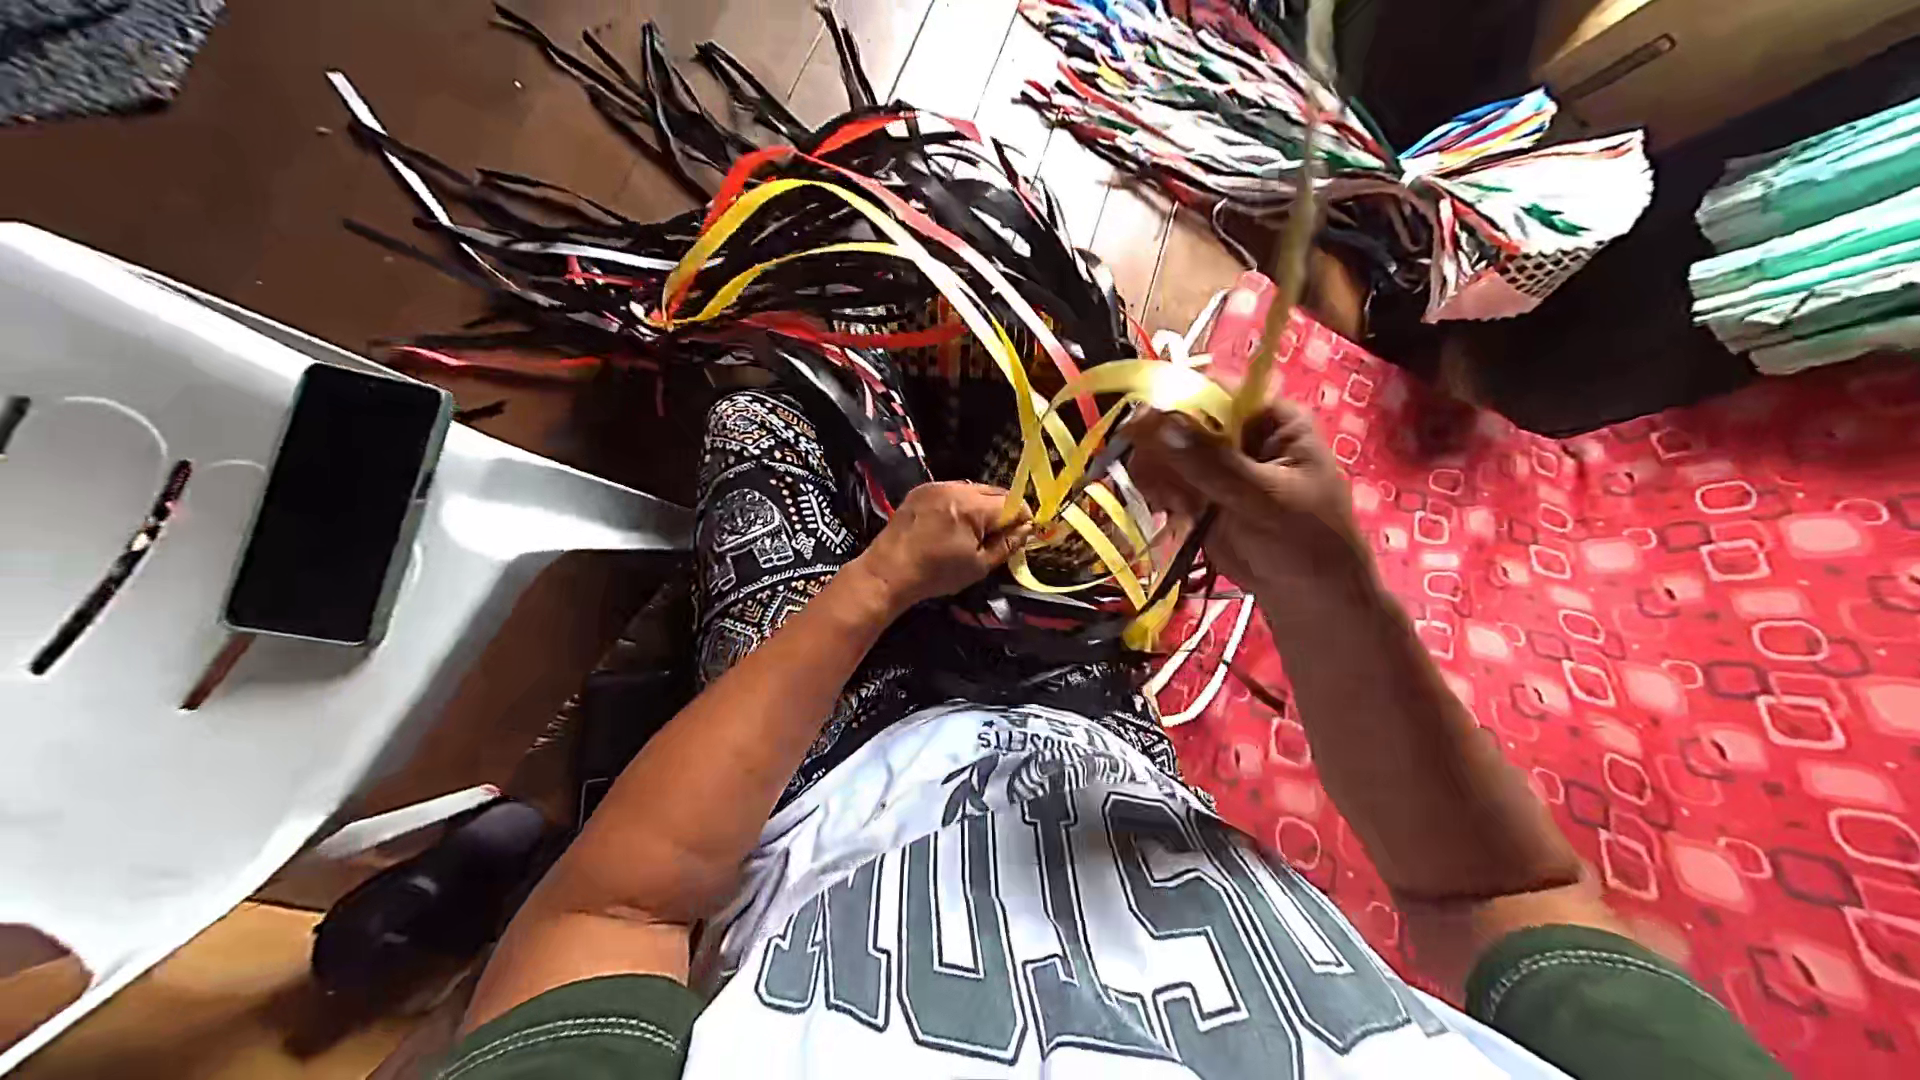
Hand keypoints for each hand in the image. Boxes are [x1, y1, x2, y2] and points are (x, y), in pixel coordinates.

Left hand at [850, 482, 1032, 611]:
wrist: (888, 572)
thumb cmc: (935, 574)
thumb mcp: (978, 565)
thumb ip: (1007, 544)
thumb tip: (1027, 530)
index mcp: (972, 507)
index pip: (1013, 503)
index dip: (1023, 519)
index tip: (1020, 536)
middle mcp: (955, 488)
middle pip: (995, 492)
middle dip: (1003, 511)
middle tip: (999, 536)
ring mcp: (936, 486)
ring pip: (974, 489)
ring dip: (982, 506)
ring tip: (975, 531)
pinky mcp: (922, 490)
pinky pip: (953, 491)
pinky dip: (961, 503)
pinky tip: (954, 524)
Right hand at [1125, 401, 1372, 605]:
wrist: (1307, 598)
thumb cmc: (1306, 542)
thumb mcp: (1263, 497)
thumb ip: (1210, 461)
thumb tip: (1157, 421)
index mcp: (1269, 418)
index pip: (1214, 392)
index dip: (1176, 402)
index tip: (1142, 423)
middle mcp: (1239, 435)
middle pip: (1180, 422)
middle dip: (1161, 448)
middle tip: (1152, 476)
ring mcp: (1215, 466)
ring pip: (1165, 452)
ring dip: (1156, 474)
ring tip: (1168, 503)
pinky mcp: (1198, 495)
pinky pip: (1164, 481)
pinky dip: (1158, 493)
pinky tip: (1169, 511)